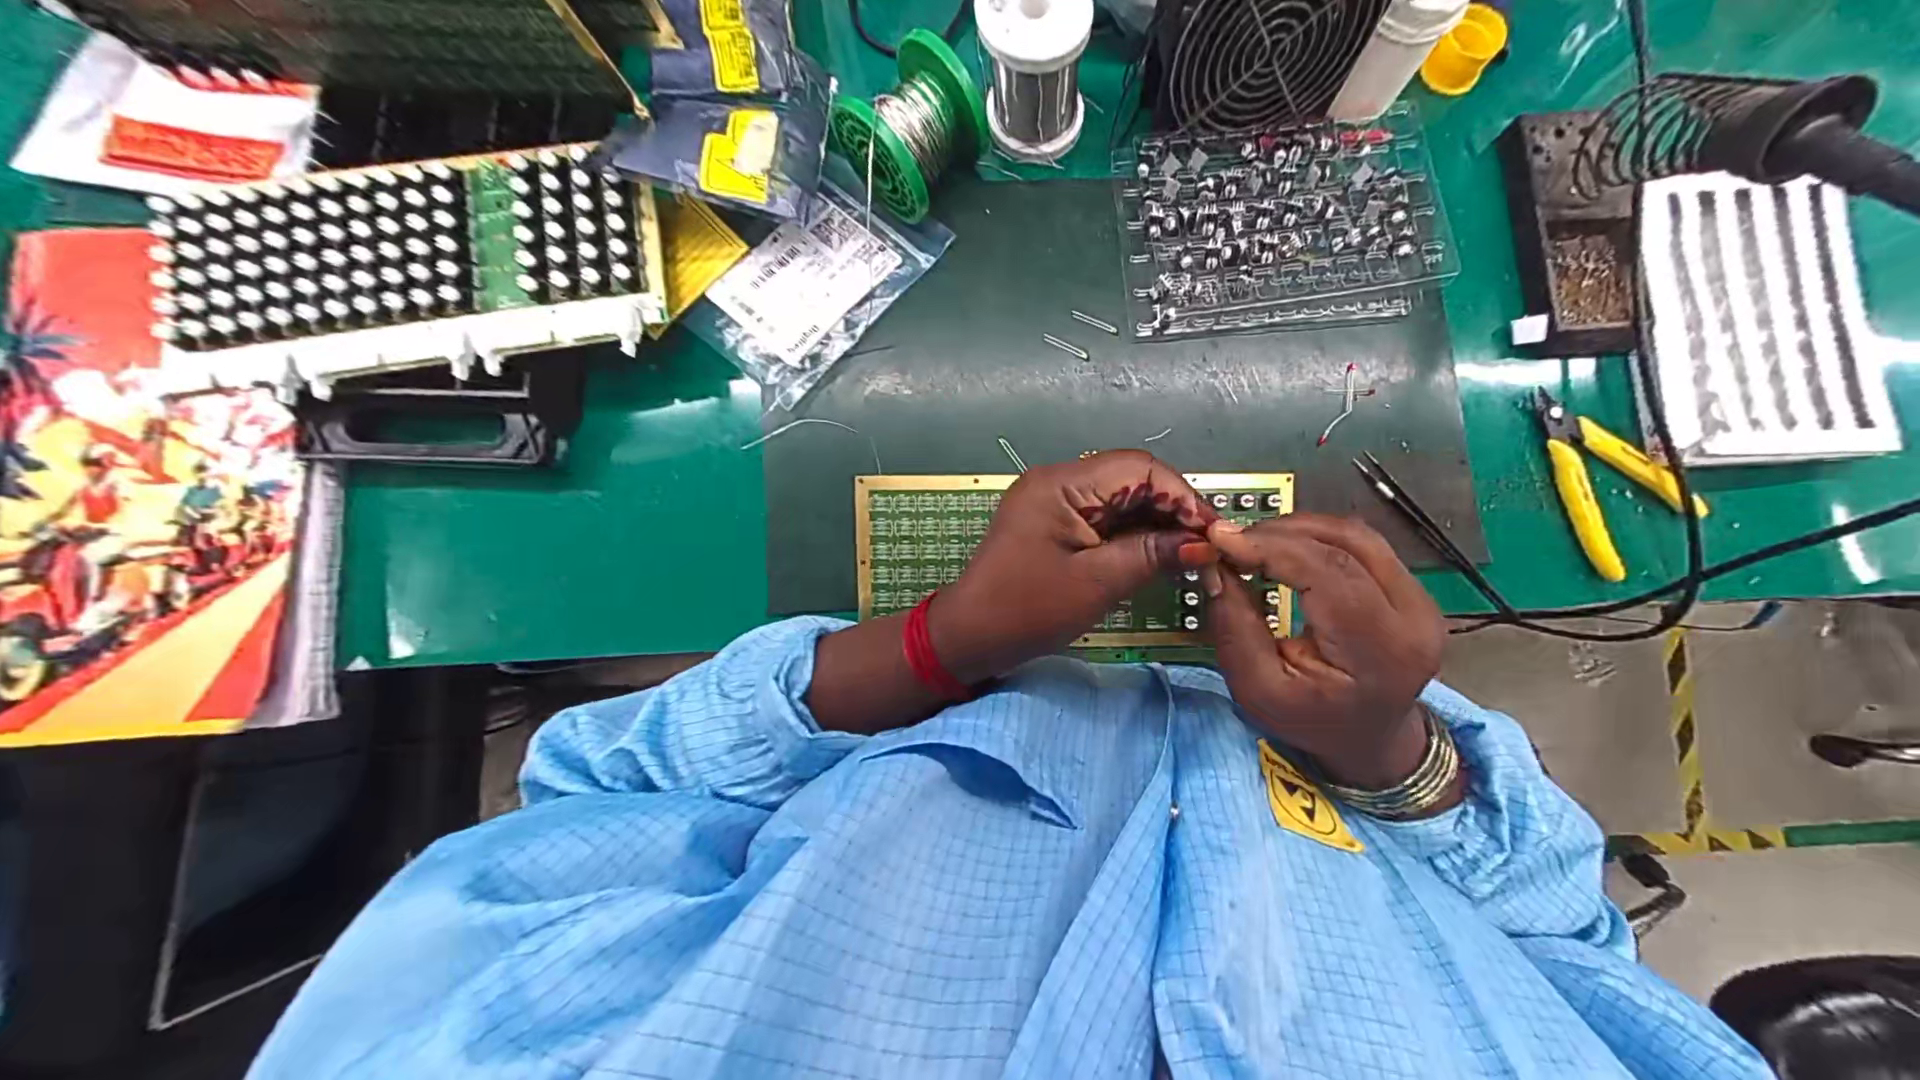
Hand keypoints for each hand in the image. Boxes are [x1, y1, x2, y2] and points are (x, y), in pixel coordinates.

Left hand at [928, 450, 1219, 683]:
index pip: (1138, 468)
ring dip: (1155, 524)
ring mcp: (1054, 502)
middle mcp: (1057, 482)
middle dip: (1172, 510)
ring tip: (1189, 554)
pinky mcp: (1055, 524)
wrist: (970, 635)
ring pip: (1120, 500)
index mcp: (1061, 484)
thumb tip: (1203, 542)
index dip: (1181, 495)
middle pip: (1130, 480)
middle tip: (1206, 547)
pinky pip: (1103, 519)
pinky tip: (1158, 555)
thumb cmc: (1026, 609)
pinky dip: (1132, 535)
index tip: (1210, 532)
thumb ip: (1151, 554)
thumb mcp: (1096, 582)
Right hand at [1203, 514, 1444, 789]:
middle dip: (1279, 533)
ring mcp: (1422, 599)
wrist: (1368, 740)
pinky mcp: (1413, 589)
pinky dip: (1314, 538)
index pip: (1327, 571)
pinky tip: (1282, 549)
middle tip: (1232, 540)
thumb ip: (1234, 627)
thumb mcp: (1257, 688)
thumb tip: (1216, 568)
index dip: (1270, 546)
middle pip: (1346, 542)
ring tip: (1253, 544)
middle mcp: (1415, 616)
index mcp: (1379, 649)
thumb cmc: (1311, 721)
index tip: (1222, 539)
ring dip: (1297, 530)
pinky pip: (1362, 544)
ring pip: (1356, 534)